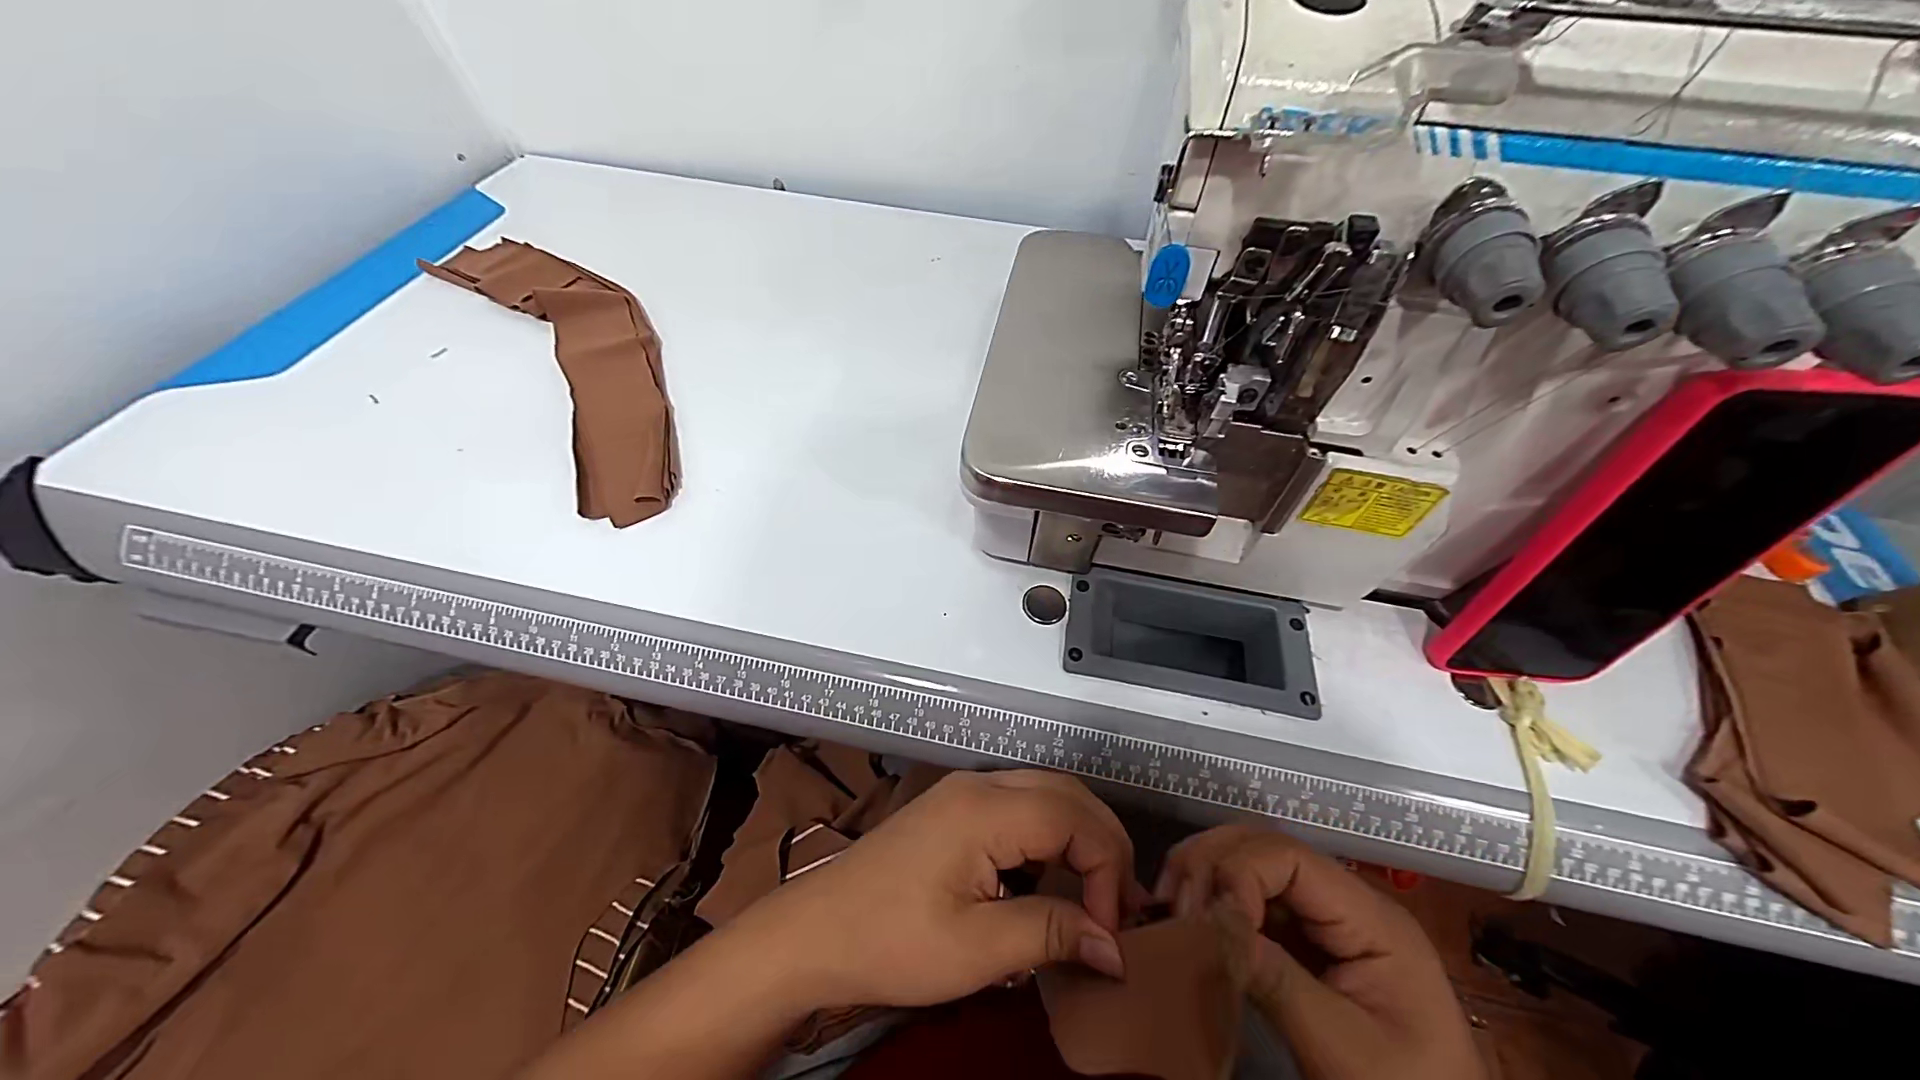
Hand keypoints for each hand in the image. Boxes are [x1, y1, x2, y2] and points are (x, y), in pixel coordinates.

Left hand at [726, 769, 1135, 1011]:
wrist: (815, 933)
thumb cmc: (891, 941)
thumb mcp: (977, 949)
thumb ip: (1051, 934)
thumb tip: (1113, 946)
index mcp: (986, 808)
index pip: (1075, 818)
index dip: (1107, 868)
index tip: (1108, 929)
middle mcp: (979, 785)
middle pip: (1066, 795)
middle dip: (1102, 846)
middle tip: (1115, 909)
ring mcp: (962, 793)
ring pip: (1045, 796)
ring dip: (1077, 839)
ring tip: (1091, 898)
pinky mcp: (952, 810)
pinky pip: (1019, 808)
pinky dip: (1047, 839)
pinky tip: (1048, 883)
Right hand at [1155, 826, 1484, 1079]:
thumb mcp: (1344, 1048)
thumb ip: (1278, 982)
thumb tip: (1211, 929)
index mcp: (1369, 916)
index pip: (1287, 856)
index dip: (1236, 874)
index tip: (1205, 920)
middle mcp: (1343, 899)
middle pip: (1262, 845)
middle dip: (1211, 865)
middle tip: (1174, 909)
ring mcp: (1322, 916)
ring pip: (1250, 862)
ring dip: (1206, 877)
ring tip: (1175, 914)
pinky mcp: (1304, 937)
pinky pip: (1250, 898)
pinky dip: (1213, 901)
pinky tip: (1191, 924)